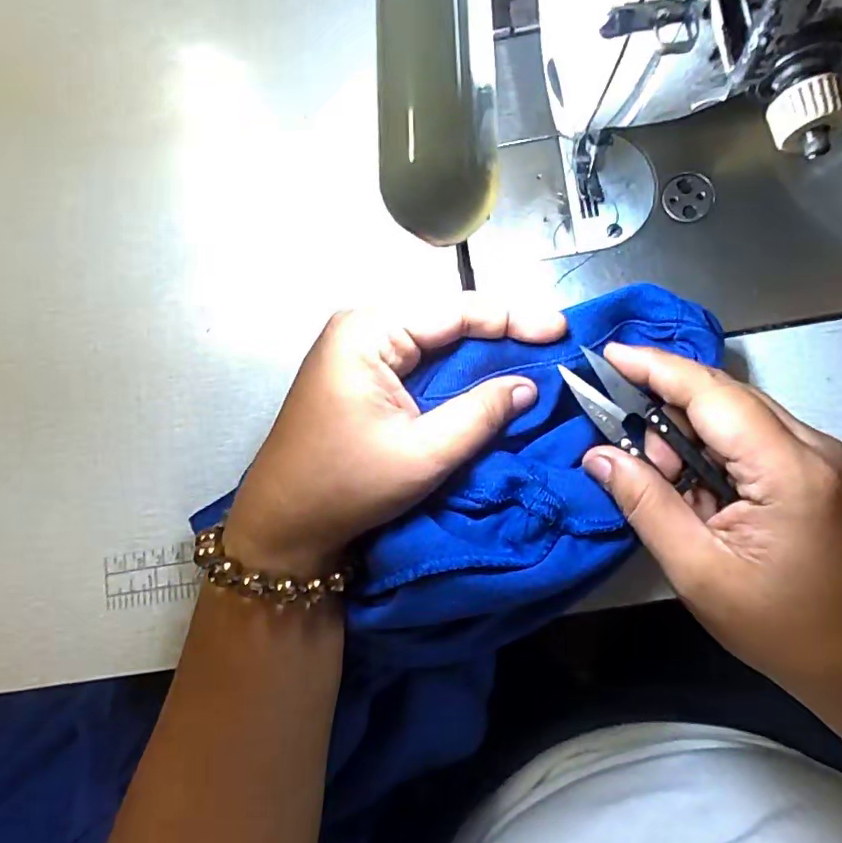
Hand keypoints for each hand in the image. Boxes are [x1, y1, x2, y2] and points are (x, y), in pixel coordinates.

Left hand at [223, 295, 567, 576]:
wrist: (282, 530)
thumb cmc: (344, 487)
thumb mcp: (423, 453)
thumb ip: (481, 413)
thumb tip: (529, 386)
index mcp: (370, 332)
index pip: (456, 312)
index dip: (514, 319)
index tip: (560, 330)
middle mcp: (367, 329)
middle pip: (451, 320)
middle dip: (506, 332)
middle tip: (556, 342)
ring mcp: (367, 352)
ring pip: (444, 341)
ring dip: (490, 352)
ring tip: (540, 355)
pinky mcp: (372, 376)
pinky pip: (430, 363)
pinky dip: (468, 372)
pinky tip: (501, 376)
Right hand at [581, 344, 841, 714]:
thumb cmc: (785, 631)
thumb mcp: (701, 574)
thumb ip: (647, 505)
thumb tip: (601, 456)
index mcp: (789, 468)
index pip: (712, 393)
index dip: (657, 368)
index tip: (611, 354)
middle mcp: (813, 445)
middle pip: (727, 397)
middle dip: (670, 413)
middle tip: (635, 457)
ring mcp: (823, 453)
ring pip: (740, 413)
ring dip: (694, 435)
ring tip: (671, 486)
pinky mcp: (821, 466)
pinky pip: (757, 435)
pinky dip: (719, 451)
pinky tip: (703, 490)